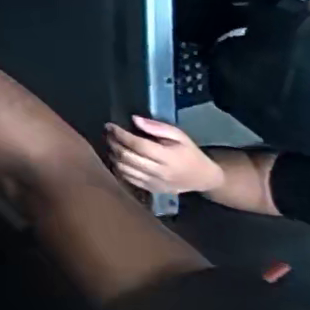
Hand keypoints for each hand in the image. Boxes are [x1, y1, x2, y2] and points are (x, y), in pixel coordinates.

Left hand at [106, 116, 225, 195]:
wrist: (202, 178)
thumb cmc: (189, 153)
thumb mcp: (179, 135)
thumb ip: (157, 127)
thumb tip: (135, 120)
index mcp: (168, 157)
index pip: (138, 145)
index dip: (121, 134)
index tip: (110, 125)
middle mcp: (159, 172)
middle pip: (128, 157)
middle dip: (114, 144)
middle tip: (107, 134)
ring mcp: (154, 183)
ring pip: (125, 169)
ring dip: (113, 156)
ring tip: (110, 144)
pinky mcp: (151, 190)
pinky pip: (128, 179)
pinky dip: (118, 168)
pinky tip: (116, 158)